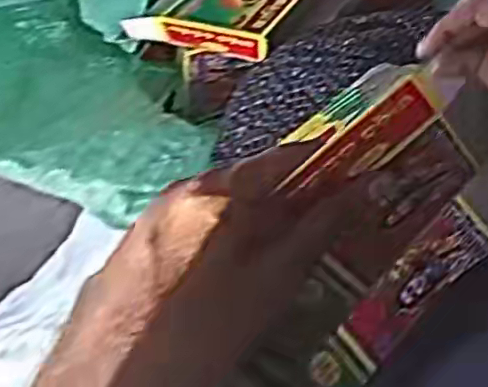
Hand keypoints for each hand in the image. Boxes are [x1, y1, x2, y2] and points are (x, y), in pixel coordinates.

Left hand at [33, 145, 361, 386]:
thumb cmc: (197, 333)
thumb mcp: (277, 277)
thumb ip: (328, 221)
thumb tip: (375, 180)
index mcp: (213, 188)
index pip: (291, 154)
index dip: (334, 163)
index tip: (361, 173)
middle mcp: (173, 197)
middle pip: (254, 185)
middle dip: (294, 201)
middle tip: (325, 224)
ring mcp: (137, 233)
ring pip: (218, 215)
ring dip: (253, 229)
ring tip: (279, 262)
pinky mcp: (113, 272)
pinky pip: (183, 243)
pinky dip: (213, 253)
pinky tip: (223, 290)